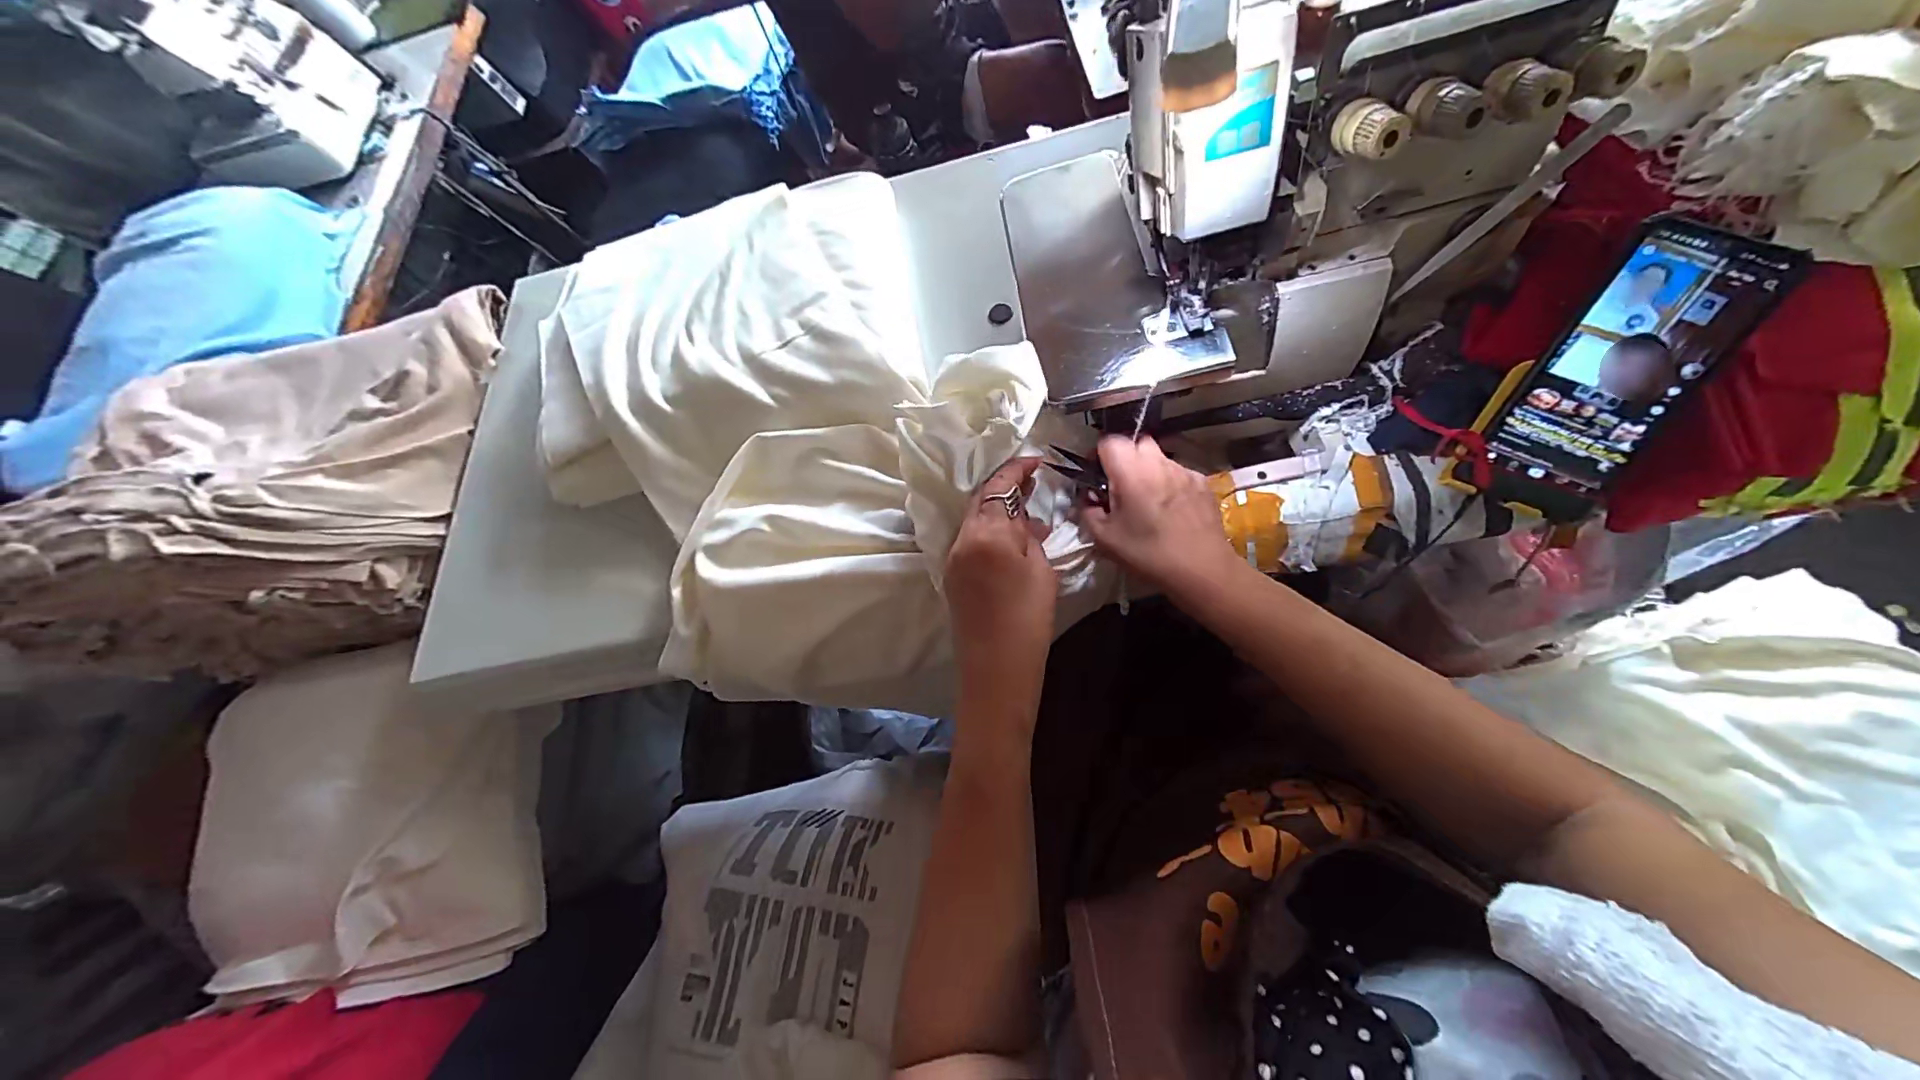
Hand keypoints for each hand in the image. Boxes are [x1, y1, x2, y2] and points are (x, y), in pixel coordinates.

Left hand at [945, 457, 1059, 705]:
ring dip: (996, 510)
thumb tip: (1024, 522)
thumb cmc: (1027, 619)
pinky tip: (1012, 540)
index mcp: (985, 533)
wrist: (996, 669)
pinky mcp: (951, 576)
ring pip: (974, 520)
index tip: (1036, 461)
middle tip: (1033, 484)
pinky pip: (970, 540)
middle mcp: (961, 539)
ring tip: (1026, 511)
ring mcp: (952, 558)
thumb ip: (1030, 538)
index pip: (998, 486)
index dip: (1017, 469)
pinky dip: (989, 531)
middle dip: (1005, 487)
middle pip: (980, 499)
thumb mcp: (1041, 571)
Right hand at [1076, 435, 1242, 601]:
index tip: (1098, 476)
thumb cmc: (1148, 553)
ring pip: (1159, 458)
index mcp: (1131, 472)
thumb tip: (1087, 498)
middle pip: (1137, 443)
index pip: (1109, 441)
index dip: (1099, 455)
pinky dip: (1170, 484)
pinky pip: (1179, 473)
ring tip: (1148, 501)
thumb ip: (1088, 511)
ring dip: (1148, 471)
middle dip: (1126, 458)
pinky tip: (1171, 509)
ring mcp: (1185, 471)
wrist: (1201, 569)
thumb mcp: (1104, 539)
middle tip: (1121, 486)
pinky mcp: (1203, 483)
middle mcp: (1159, 463)